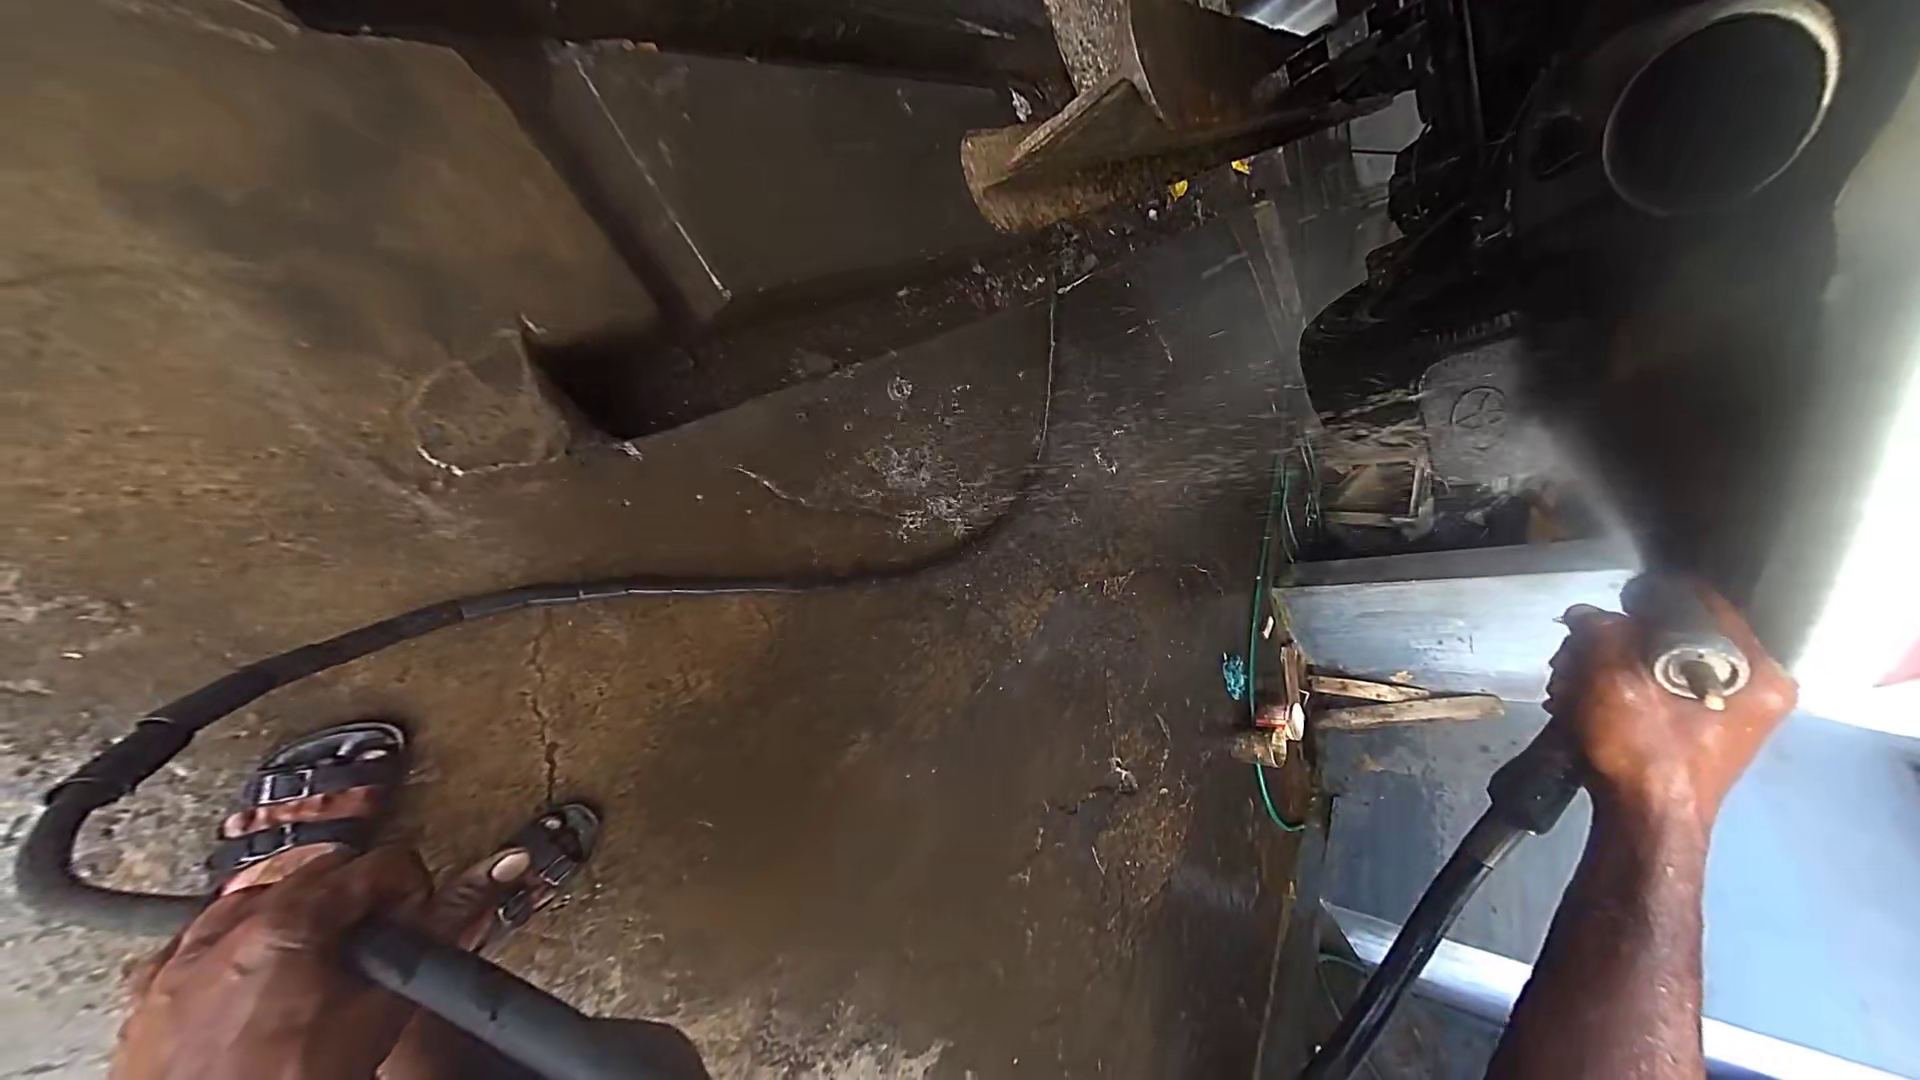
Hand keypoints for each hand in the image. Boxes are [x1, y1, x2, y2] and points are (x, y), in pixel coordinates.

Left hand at [113, 846, 430, 1079]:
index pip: (382, 863)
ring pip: (264, 894)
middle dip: (363, 897)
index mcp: (287, 923)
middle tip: (379, 942)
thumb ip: (451, 918)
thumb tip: (506, 863)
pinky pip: (203, 936)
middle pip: (325, 869)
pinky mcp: (150, 999)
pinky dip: (244, 938)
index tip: (412, 924)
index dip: (412, 892)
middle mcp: (226, 933)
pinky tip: (267, 971)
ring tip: (329, 955)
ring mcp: (179, 966)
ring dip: (306, 911)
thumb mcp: (391, 1000)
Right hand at [1546, 585, 1795, 830]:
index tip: (1602, 611)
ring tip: (1567, 691)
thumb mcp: (1612, 681)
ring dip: (1596, 669)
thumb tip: (1588, 614)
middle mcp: (1748, 687)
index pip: (1703, 604)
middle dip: (1606, 644)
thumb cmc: (1639, 749)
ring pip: (1649, 661)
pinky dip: (1608, 689)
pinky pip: (1649, 687)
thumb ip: (1602, 634)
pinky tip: (1579, 704)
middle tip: (1570, 664)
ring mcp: (1721, 709)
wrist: (1644, 818)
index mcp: (1751, 673)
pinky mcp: (1694, 726)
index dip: (1646, 598)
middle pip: (1667, 634)